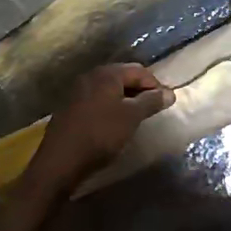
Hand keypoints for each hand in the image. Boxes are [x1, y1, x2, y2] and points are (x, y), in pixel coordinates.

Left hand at [24, 64, 172, 197]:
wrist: (60, 160)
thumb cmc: (100, 134)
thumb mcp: (131, 117)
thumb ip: (151, 102)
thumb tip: (169, 92)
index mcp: (107, 73)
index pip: (138, 70)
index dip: (155, 84)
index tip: (166, 102)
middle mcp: (91, 75)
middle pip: (122, 76)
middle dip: (140, 90)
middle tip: (153, 108)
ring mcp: (77, 90)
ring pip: (109, 89)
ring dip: (125, 98)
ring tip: (136, 116)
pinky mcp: (70, 106)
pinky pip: (97, 99)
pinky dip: (110, 106)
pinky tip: (114, 122)